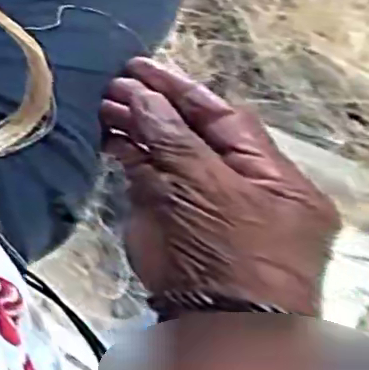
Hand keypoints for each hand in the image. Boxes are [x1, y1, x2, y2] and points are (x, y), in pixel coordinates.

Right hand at [100, 57, 339, 315]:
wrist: (212, 303)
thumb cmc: (231, 244)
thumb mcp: (209, 185)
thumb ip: (172, 136)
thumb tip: (138, 93)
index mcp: (271, 177)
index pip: (225, 119)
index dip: (181, 90)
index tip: (137, 66)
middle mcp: (234, 178)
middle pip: (189, 128)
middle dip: (149, 103)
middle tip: (108, 83)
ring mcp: (195, 189)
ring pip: (159, 142)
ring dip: (129, 120)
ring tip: (97, 103)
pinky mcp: (160, 199)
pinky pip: (138, 161)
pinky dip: (118, 143)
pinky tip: (99, 130)